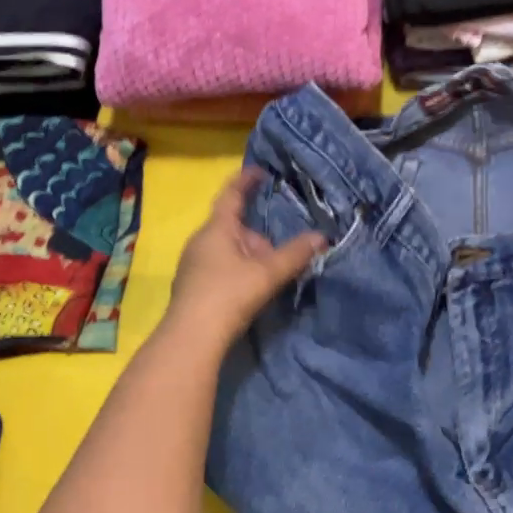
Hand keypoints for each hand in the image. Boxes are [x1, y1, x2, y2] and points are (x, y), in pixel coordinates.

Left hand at [165, 168, 327, 351]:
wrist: (191, 341)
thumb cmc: (227, 295)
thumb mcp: (267, 273)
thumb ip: (295, 254)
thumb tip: (322, 237)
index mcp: (216, 228)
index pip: (231, 194)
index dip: (245, 180)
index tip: (260, 171)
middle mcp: (201, 241)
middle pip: (232, 226)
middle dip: (256, 233)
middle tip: (279, 244)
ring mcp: (193, 266)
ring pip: (227, 249)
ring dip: (248, 254)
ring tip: (271, 269)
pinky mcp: (193, 288)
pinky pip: (220, 267)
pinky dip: (238, 270)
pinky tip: (252, 288)